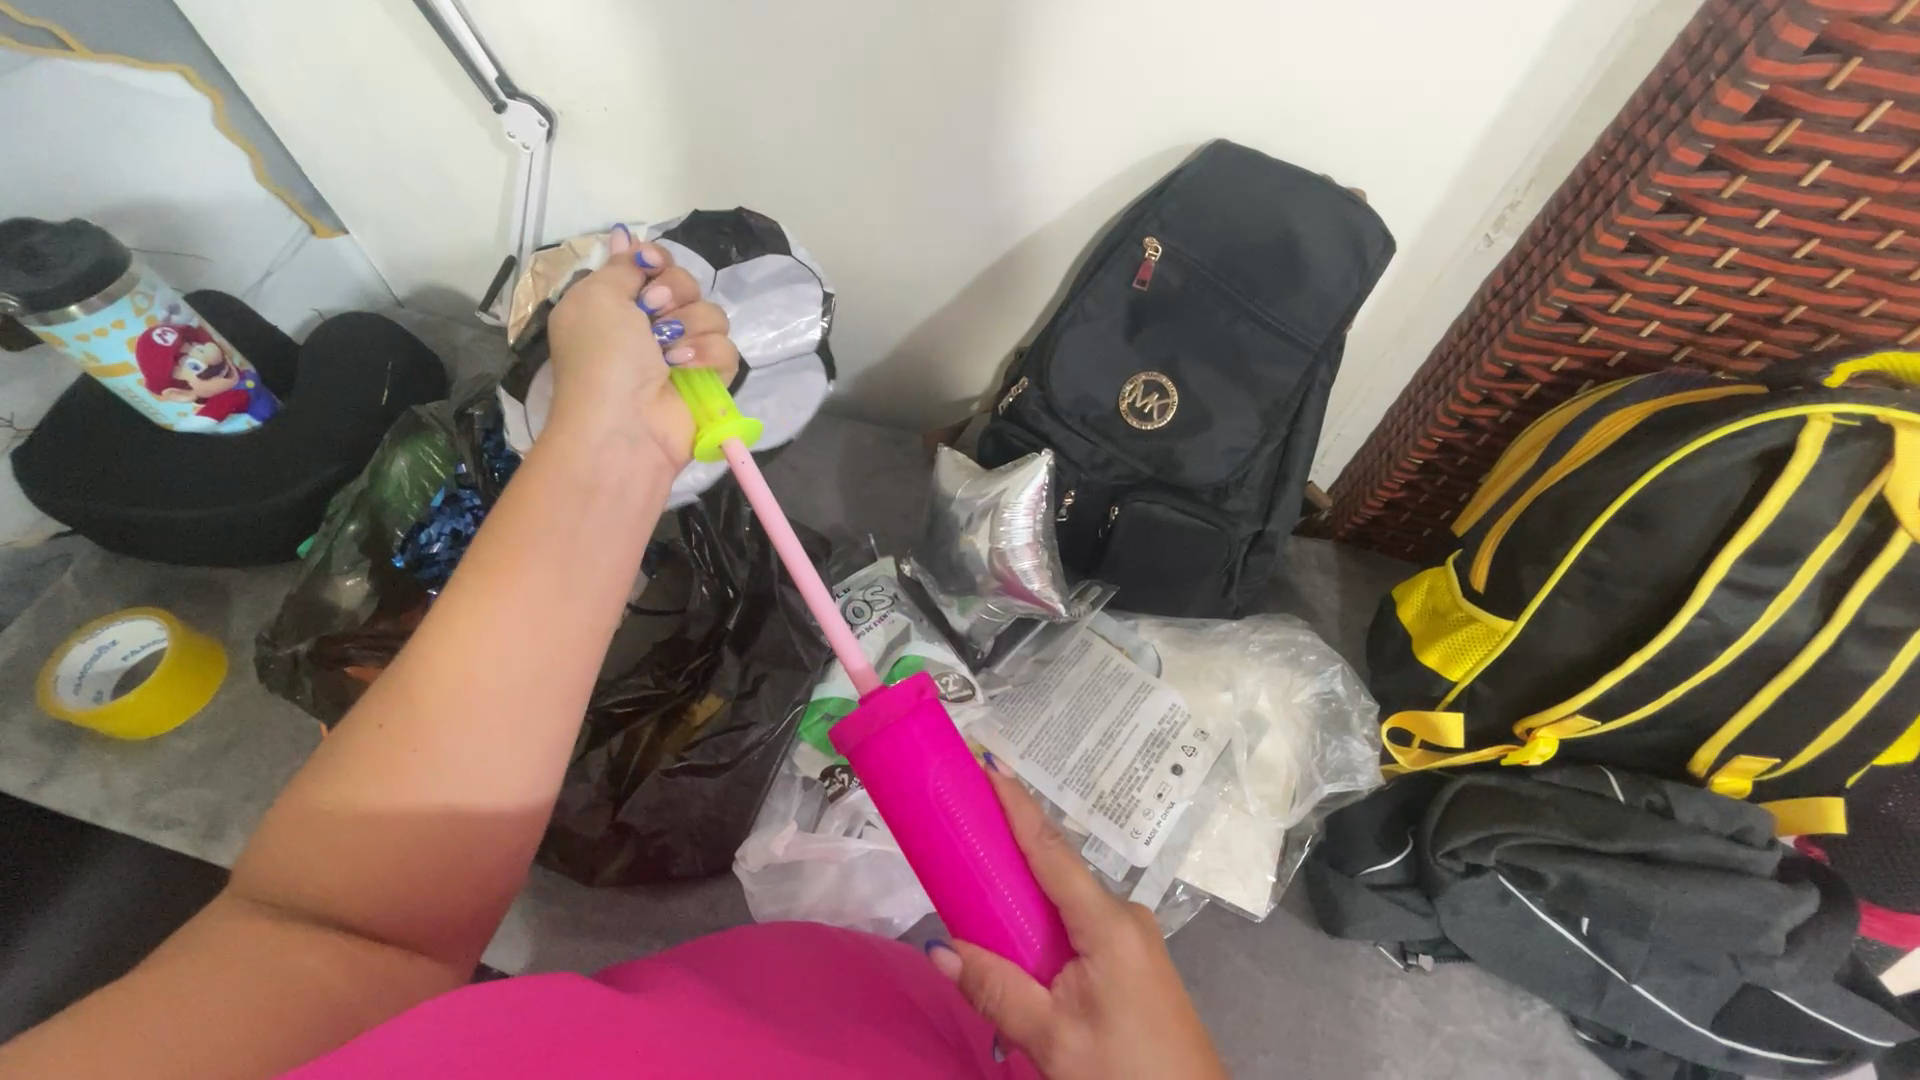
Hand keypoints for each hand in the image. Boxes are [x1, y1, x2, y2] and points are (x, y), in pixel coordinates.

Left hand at [544, 225, 739, 469]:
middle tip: (653, 314)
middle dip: (674, 293)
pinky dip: (706, 354)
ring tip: (667, 352)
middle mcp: (653, 324)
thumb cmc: (601, 356)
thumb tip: (626, 237)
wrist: (623, 420)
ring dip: (689, 327)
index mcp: (620, 303)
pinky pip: (727, 348)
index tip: (650, 265)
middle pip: (688, 283)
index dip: (658, 260)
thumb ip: (621, 266)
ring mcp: (685, 352)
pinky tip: (684, 368)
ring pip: (712, 314)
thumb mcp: (597, 297)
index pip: (655, 265)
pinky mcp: (711, 378)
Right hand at [926, 760, 1229, 1079]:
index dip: (1019, 806)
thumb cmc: (1127, 1073)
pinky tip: (1018, 936)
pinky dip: (1044, 919)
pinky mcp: (1133, 958)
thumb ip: (997, 990)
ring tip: (978, 885)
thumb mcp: (1054, 1039)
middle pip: (1056, 870)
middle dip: (1011, 845)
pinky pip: (1079, 923)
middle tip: (965, 824)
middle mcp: (1123, 916)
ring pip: (1066, 900)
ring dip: (1025, 892)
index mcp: (1107, 922)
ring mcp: (1132, 936)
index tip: (990, 766)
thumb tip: (937, 948)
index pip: (1052, 851)